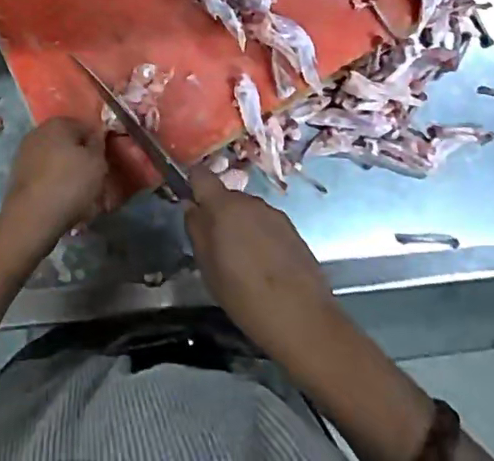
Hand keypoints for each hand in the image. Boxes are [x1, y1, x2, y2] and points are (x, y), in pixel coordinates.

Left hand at [0, 117, 108, 253]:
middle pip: (68, 142)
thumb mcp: (97, 163)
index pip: (86, 127)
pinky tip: (60, 199)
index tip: (103, 163)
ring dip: (66, 171)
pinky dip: (53, 182)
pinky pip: (43, 174)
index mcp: (58, 123)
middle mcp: (38, 132)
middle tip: (93, 178)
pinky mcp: (17, 174)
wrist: (31, 218)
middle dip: (80, 157)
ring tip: (78, 193)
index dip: (97, 145)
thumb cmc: (69, 184)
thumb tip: (95, 136)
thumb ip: (99, 144)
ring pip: (55, 159)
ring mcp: (24, 153)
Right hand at [183, 166, 339, 356]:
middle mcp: (250, 201)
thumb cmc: (244, 295)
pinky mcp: (292, 229)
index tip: (190, 204)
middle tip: (216, 246)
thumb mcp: (208, 268)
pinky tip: (263, 266)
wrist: (303, 318)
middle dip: (218, 214)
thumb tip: (191, 206)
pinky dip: (260, 237)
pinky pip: (265, 224)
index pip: (201, 175)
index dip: (192, 184)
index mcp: (224, 206)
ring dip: (240, 226)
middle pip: (226, 196)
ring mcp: (274, 213)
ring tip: (241, 261)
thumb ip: (197, 230)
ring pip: (247, 211)